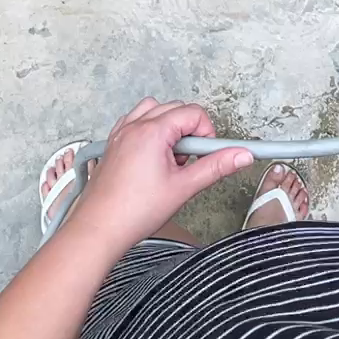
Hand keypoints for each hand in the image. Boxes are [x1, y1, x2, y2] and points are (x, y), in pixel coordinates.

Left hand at [65, 98, 253, 248]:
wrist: (97, 230)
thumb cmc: (132, 211)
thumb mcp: (184, 187)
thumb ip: (216, 167)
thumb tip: (240, 155)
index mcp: (152, 132)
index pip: (193, 113)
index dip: (207, 133)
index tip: (207, 155)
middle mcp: (134, 126)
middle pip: (176, 108)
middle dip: (190, 131)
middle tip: (189, 161)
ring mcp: (121, 134)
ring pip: (154, 110)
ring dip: (169, 126)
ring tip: (171, 157)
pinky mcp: (113, 144)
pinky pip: (135, 121)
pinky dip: (149, 129)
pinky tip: (153, 155)